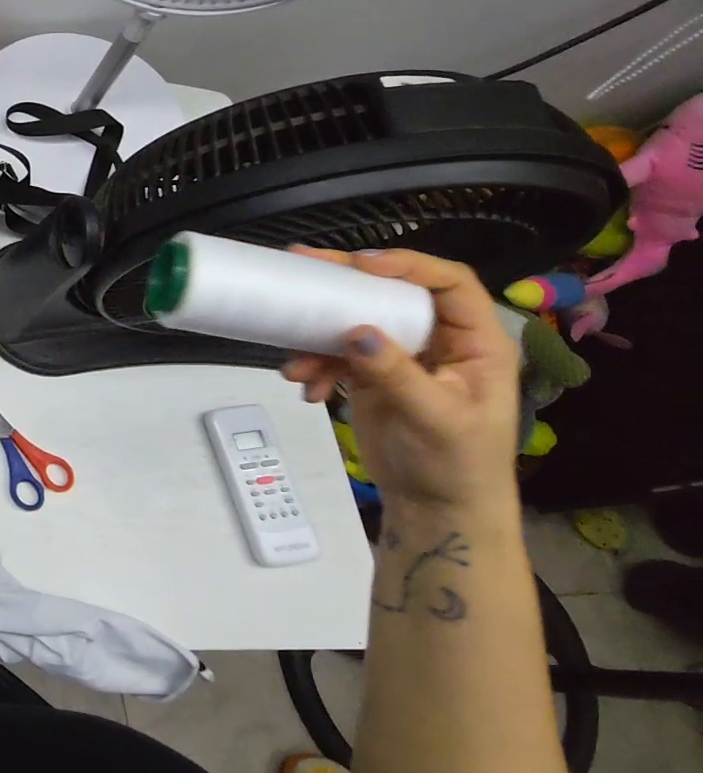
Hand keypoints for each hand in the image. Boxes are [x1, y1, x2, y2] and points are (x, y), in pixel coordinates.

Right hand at [279, 248, 521, 514]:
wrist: (436, 507)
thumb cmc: (456, 464)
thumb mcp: (434, 418)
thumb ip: (396, 373)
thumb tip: (356, 331)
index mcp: (475, 342)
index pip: (449, 284)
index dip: (408, 266)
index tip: (359, 264)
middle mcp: (439, 340)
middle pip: (392, 293)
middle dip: (345, 285)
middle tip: (301, 267)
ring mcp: (402, 356)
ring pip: (354, 323)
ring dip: (317, 339)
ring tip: (296, 366)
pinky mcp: (371, 374)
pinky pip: (335, 354)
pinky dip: (316, 368)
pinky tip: (309, 389)